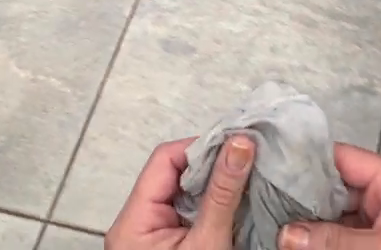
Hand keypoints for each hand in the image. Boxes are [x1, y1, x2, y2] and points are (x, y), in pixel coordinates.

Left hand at [106, 135, 255, 249]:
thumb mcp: (207, 243)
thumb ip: (222, 193)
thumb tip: (241, 141)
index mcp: (133, 221)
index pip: (165, 158)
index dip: (202, 147)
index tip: (238, 147)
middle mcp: (136, 223)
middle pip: (175, 171)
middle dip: (212, 165)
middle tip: (247, 162)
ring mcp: (151, 235)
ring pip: (185, 191)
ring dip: (215, 185)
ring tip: (245, 180)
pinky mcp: (166, 244)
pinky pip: (189, 210)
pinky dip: (212, 204)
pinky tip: (235, 203)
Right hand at [277, 144, 380, 249]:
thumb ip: (335, 240)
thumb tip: (288, 233)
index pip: (345, 158)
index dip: (310, 161)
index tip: (276, 166)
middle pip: (336, 188)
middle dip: (305, 197)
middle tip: (268, 199)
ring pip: (336, 215)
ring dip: (310, 222)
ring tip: (275, 220)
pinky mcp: (378, 243)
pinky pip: (343, 235)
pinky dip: (322, 239)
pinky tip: (297, 242)